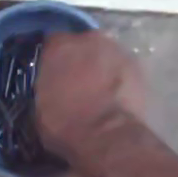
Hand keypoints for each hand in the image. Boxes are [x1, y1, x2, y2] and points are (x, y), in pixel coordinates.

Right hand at [34, 32, 150, 162]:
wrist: (107, 137)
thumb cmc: (66, 126)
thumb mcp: (40, 109)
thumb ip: (45, 87)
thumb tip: (50, 87)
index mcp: (58, 47)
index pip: (51, 45)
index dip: (52, 61)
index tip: (52, 75)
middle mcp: (87, 39)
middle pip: (81, 45)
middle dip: (79, 61)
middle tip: (77, 84)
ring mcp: (116, 49)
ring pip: (104, 55)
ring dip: (101, 68)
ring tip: (99, 91)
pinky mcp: (137, 65)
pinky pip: (122, 68)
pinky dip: (119, 79)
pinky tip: (116, 96)